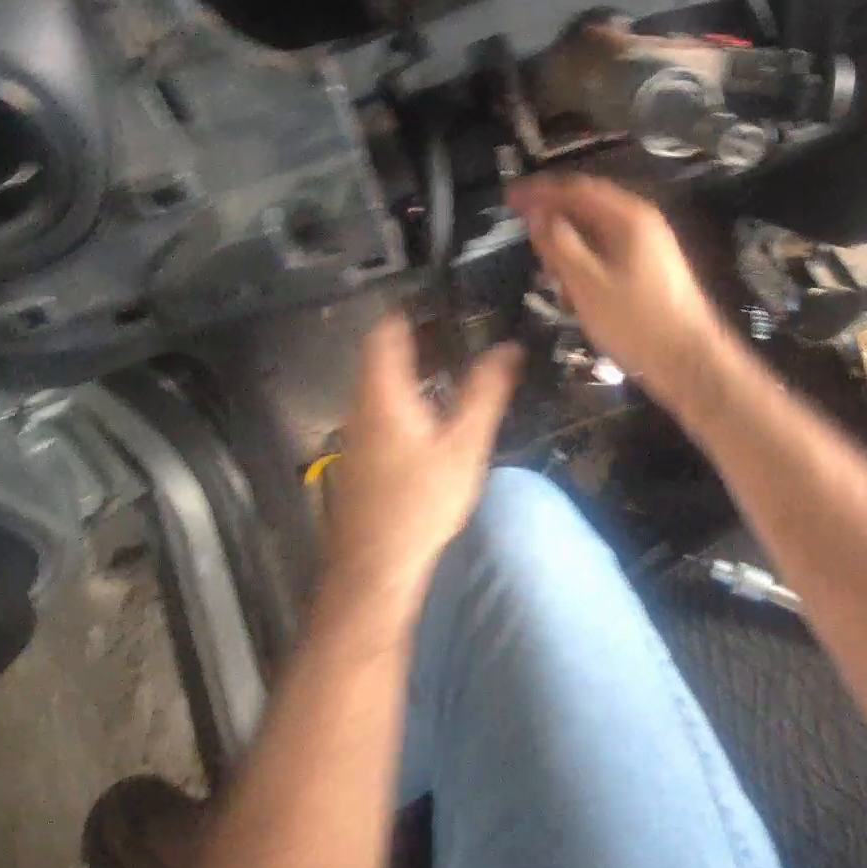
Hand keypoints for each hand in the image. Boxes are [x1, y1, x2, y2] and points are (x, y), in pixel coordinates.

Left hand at [321, 313, 523, 620]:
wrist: (377, 566)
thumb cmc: (421, 502)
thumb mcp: (465, 444)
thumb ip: (487, 392)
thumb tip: (510, 348)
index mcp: (383, 393)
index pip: (386, 332)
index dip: (412, 310)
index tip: (444, 301)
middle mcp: (361, 406)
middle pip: (381, 357)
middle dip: (418, 340)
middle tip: (459, 333)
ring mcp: (355, 434)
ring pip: (380, 385)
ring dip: (412, 370)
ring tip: (453, 368)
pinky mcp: (359, 458)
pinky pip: (381, 409)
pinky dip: (406, 397)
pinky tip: (433, 416)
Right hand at [508, 175, 731, 399]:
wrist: (690, 362)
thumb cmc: (636, 323)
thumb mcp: (587, 284)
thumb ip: (559, 244)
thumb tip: (538, 214)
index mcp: (628, 216)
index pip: (576, 188)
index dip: (540, 192)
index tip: (509, 199)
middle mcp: (643, 223)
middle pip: (588, 208)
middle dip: (555, 223)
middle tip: (529, 242)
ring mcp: (651, 247)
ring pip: (599, 234)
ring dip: (570, 249)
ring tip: (552, 276)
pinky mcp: (652, 271)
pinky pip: (610, 255)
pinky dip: (587, 266)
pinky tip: (576, 292)